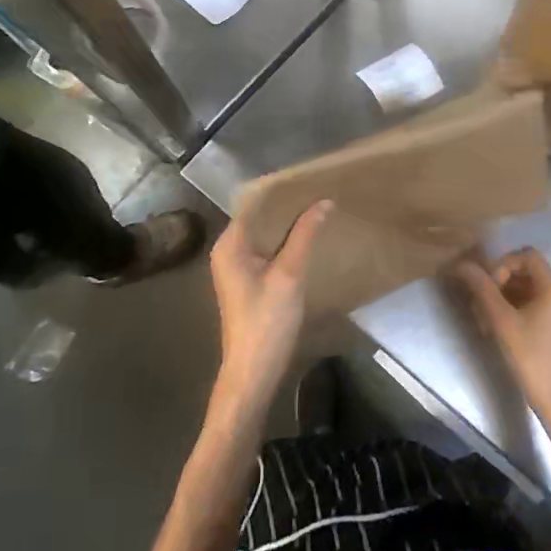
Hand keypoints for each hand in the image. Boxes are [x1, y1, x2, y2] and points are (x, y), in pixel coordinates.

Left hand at [209, 200, 333, 399]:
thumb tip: (323, 201)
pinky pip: (264, 251)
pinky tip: (305, 241)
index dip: (279, 191)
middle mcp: (227, 250)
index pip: (253, 204)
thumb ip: (305, 235)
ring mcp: (234, 267)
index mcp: (230, 244)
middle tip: (318, 193)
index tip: (308, 180)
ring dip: (286, 226)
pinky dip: (283, 244)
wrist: (253, 370)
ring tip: (317, 211)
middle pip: (258, 218)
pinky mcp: (245, 281)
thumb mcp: (290, 274)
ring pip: (263, 235)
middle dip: (286, 207)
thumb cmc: (267, 321)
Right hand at [456, 249, 550, 415]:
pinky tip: (495, 329)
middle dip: (498, 284)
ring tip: (483, 320)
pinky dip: (513, 310)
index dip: (502, 264)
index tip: (488, 287)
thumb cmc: (530, 358)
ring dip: (502, 299)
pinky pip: (533, 305)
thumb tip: (463, 265)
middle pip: (526, 272)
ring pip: (526, 290)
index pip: (527, 256)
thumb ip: (482, 289)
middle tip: (480, 305)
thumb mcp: (502, 321)